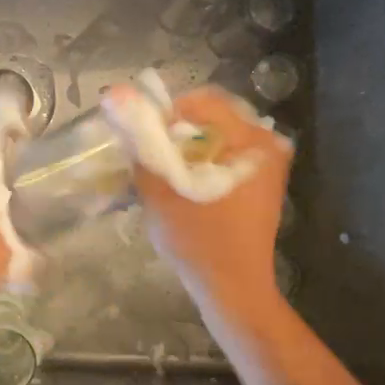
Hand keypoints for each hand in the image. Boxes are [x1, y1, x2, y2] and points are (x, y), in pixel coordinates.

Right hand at [123, 86, 294, 323]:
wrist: (233, 288)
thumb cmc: (199, 239)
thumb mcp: (160, 188)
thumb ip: (140, 140)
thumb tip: (115, 96)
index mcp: (250, 138)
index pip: (200, 101)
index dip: (164, 114)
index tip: (143, 140)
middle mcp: (266, 142)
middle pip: (209, 116)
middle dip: (175, 131)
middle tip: (151, 157)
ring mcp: (268, 162)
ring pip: (215, 135)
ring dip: (186, 147)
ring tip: (164, 172)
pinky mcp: (262, 181)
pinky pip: (225, 154)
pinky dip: (201, 160)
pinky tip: (184, 184)